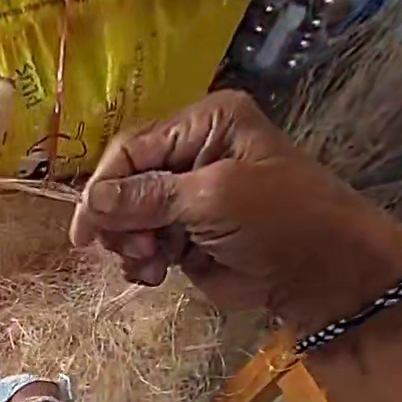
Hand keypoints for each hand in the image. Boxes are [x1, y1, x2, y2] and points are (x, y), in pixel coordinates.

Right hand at [68, 91, 401, 334]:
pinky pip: (138, 248)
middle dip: (121, 223)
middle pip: (121, 187)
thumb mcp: (213, 198)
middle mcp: (188, 156)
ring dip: (131, 248)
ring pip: (125, 222)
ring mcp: (182, 200)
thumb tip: (91, 201)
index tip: (85, 232)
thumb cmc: (278, 220)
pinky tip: (157, 275)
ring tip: (154, 264)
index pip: (130, 150)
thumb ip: (149, 197)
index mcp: (203, 126)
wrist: (316, 272)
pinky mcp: (179, 236)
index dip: (102, 189)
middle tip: (138, 250)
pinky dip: (140, 265)